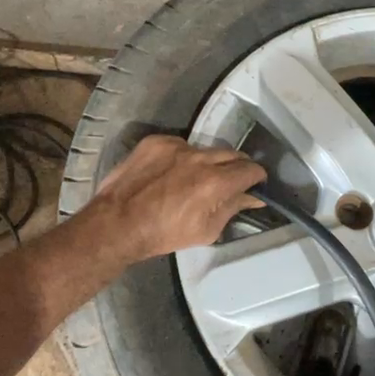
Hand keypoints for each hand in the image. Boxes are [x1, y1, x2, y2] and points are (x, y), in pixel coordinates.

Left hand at [84, 135, 266, 261]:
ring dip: (207, 162)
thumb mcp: (206, 231)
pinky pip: (179, 145)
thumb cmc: (163, 234)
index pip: (250, 169)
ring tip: (195, 178)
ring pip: (204, 149)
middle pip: (231, 154)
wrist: (118, 222)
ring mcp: (176, 146)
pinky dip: (181, 157)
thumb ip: (232, 208)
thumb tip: (252, 198)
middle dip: (236, 166)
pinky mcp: (155, 141)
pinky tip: (170, 173)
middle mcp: (199, 157)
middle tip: (232, 179)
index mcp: (215, 182)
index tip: (255, 183)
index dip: (256, 177)